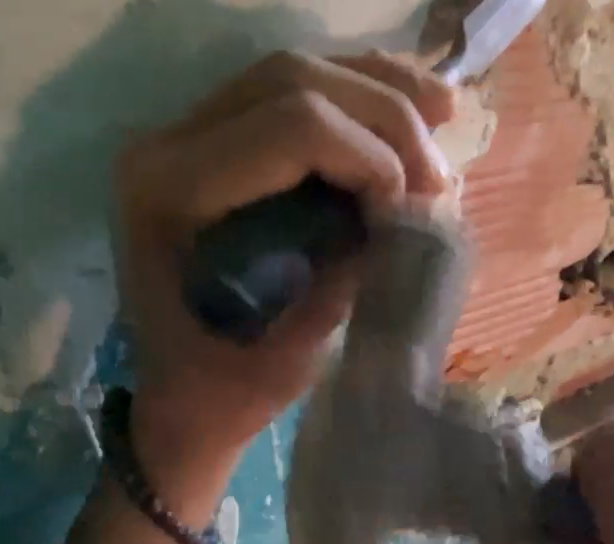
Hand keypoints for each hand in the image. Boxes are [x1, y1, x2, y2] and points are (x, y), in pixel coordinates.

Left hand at [114, 51, 455, 515]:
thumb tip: (411, 222)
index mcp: (172, 194)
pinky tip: (414, 106)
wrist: (180, 402)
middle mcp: (168, 144)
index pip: (292, 128)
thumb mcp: (290, 355)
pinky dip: (359, 97)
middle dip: (386, 119)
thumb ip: (344, 280)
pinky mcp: (217, 147)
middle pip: (296, 80)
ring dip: (380, 92)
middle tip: (439, 181)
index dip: (373, 158)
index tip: (416, 213)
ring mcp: (188, 137)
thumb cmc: (225, 396)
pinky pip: (293, 95)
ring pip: (298, 72)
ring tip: (445, 118)